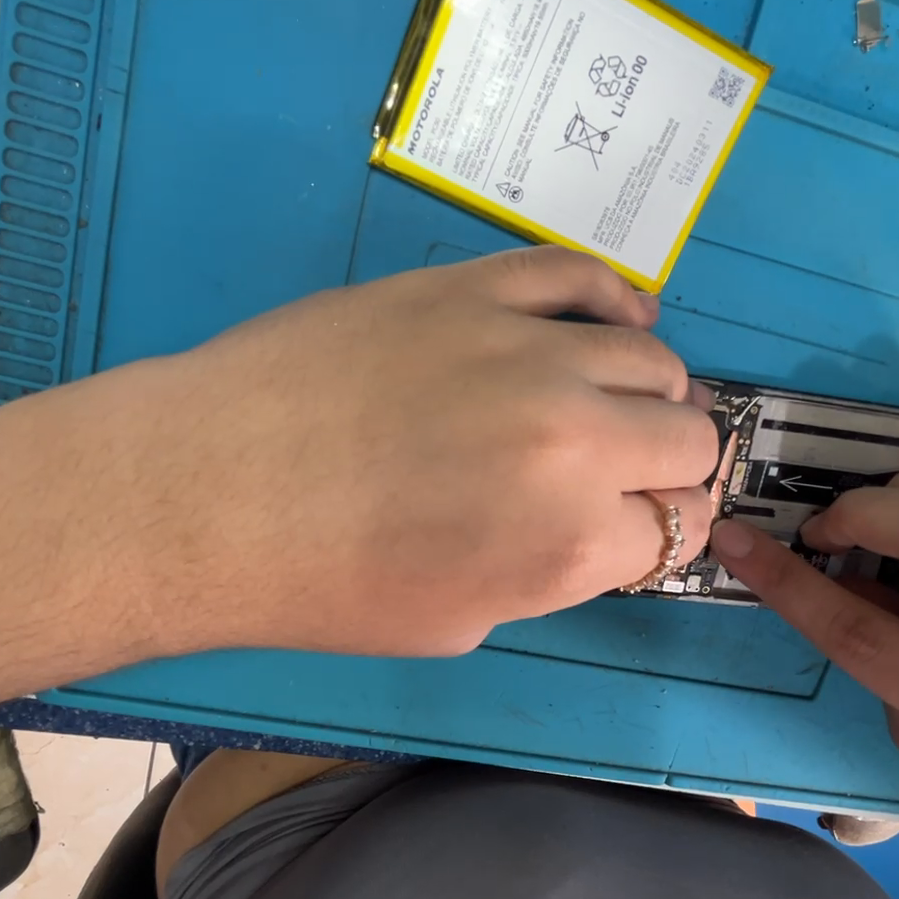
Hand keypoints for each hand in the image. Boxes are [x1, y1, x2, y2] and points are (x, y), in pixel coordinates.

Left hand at [91, 247, 716, 655]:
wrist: (209, 490)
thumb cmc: (324, 583)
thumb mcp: (459, 621)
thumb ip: (550, 572)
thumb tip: (594, 527)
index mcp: (570, 544)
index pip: (675, 530)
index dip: (655, 535)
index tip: (629, 528)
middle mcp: (576, 441)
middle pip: (689, 440)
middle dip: (666, 468)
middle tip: (620, 474)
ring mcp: (529, 351)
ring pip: (657, 361)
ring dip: (646, 395)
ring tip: (602, 406)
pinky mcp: (476, 289)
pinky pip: (585, 277)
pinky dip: (615, 305)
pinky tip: (608, 328)